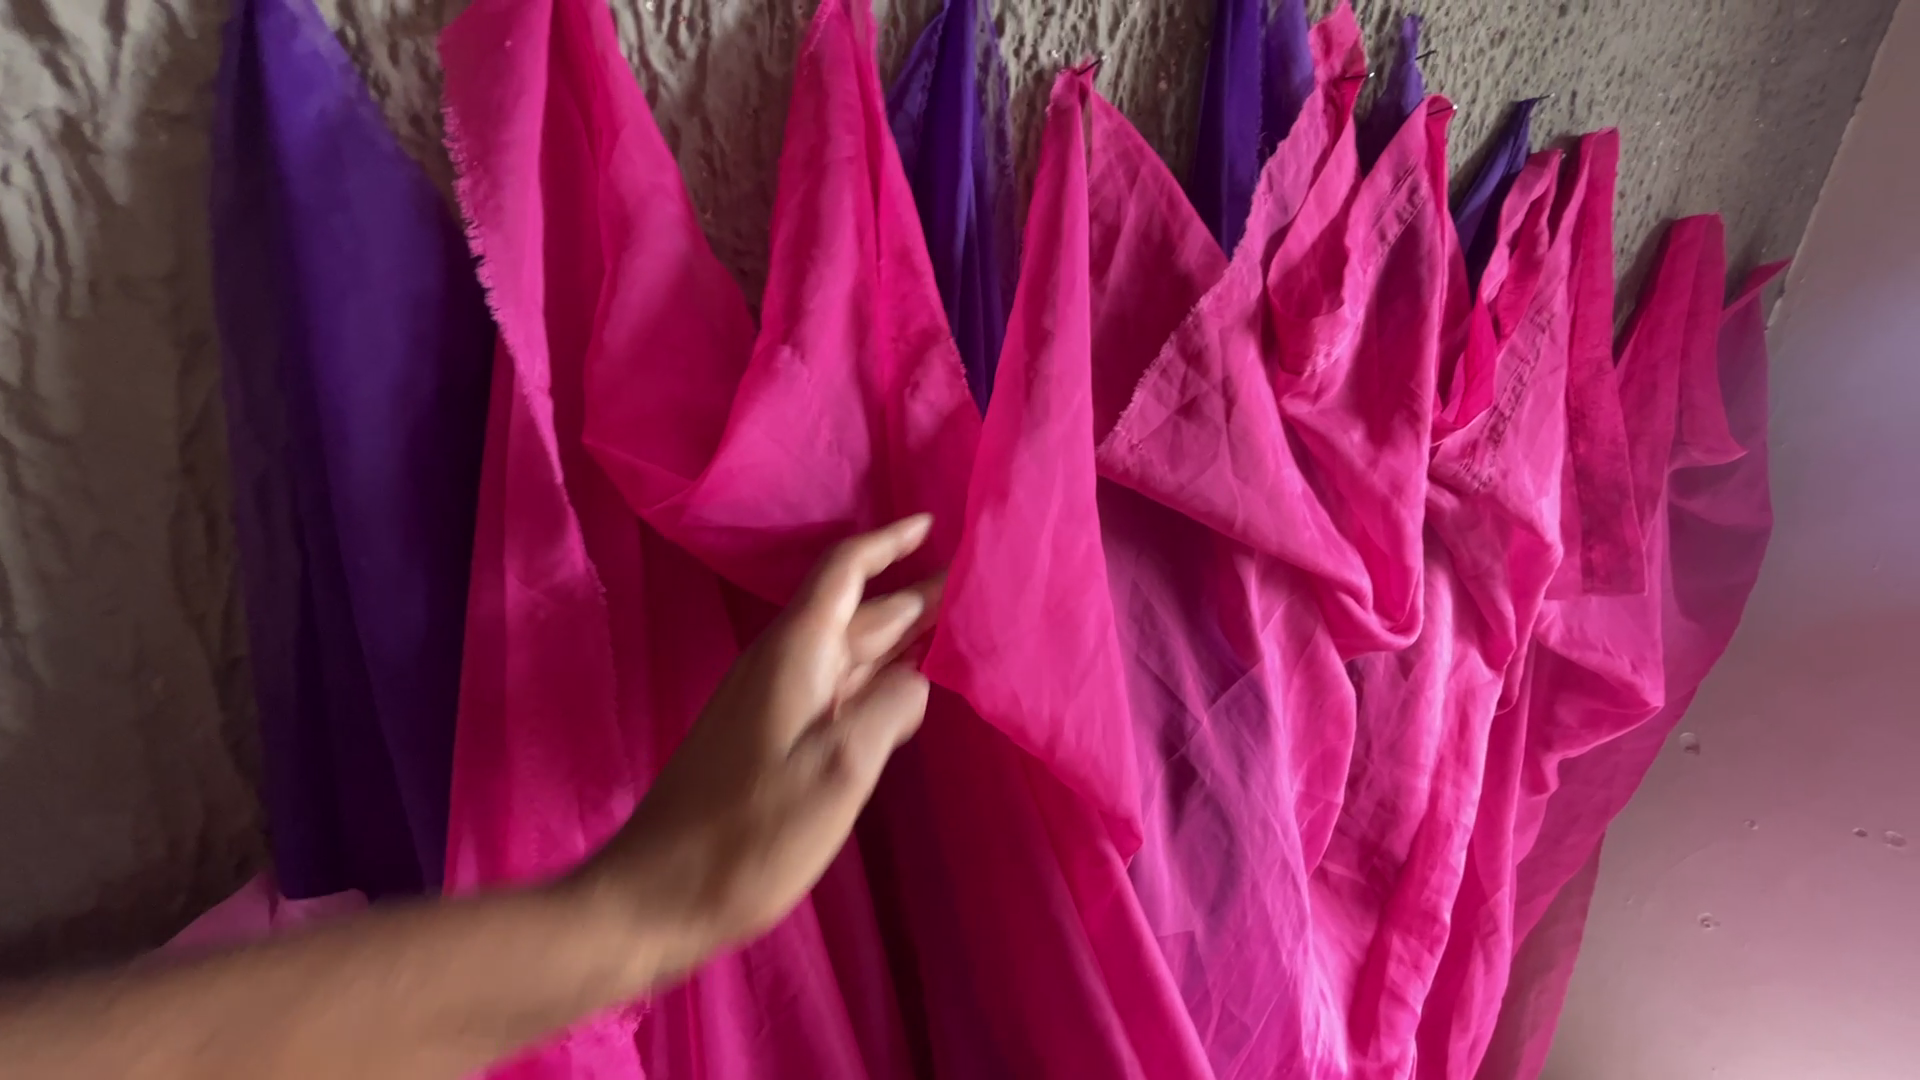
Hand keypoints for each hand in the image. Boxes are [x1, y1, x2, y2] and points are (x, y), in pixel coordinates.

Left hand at [566, 515, 941, 986]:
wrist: (659, 895)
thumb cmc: (751, 832)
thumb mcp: (838, 771)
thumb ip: (889, 710)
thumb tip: (915, 679)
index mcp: (798, 653)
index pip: (845, 572)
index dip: (888, 544)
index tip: (929, 525)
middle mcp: (786, 664)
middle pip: (856, 612)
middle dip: (912, 593)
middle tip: (970, 584)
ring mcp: (776, 700)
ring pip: (849, 651)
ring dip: (899, 635)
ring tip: (952, 625)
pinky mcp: (772, 735)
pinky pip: (838, 687)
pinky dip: (877, 677)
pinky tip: (904, 687)